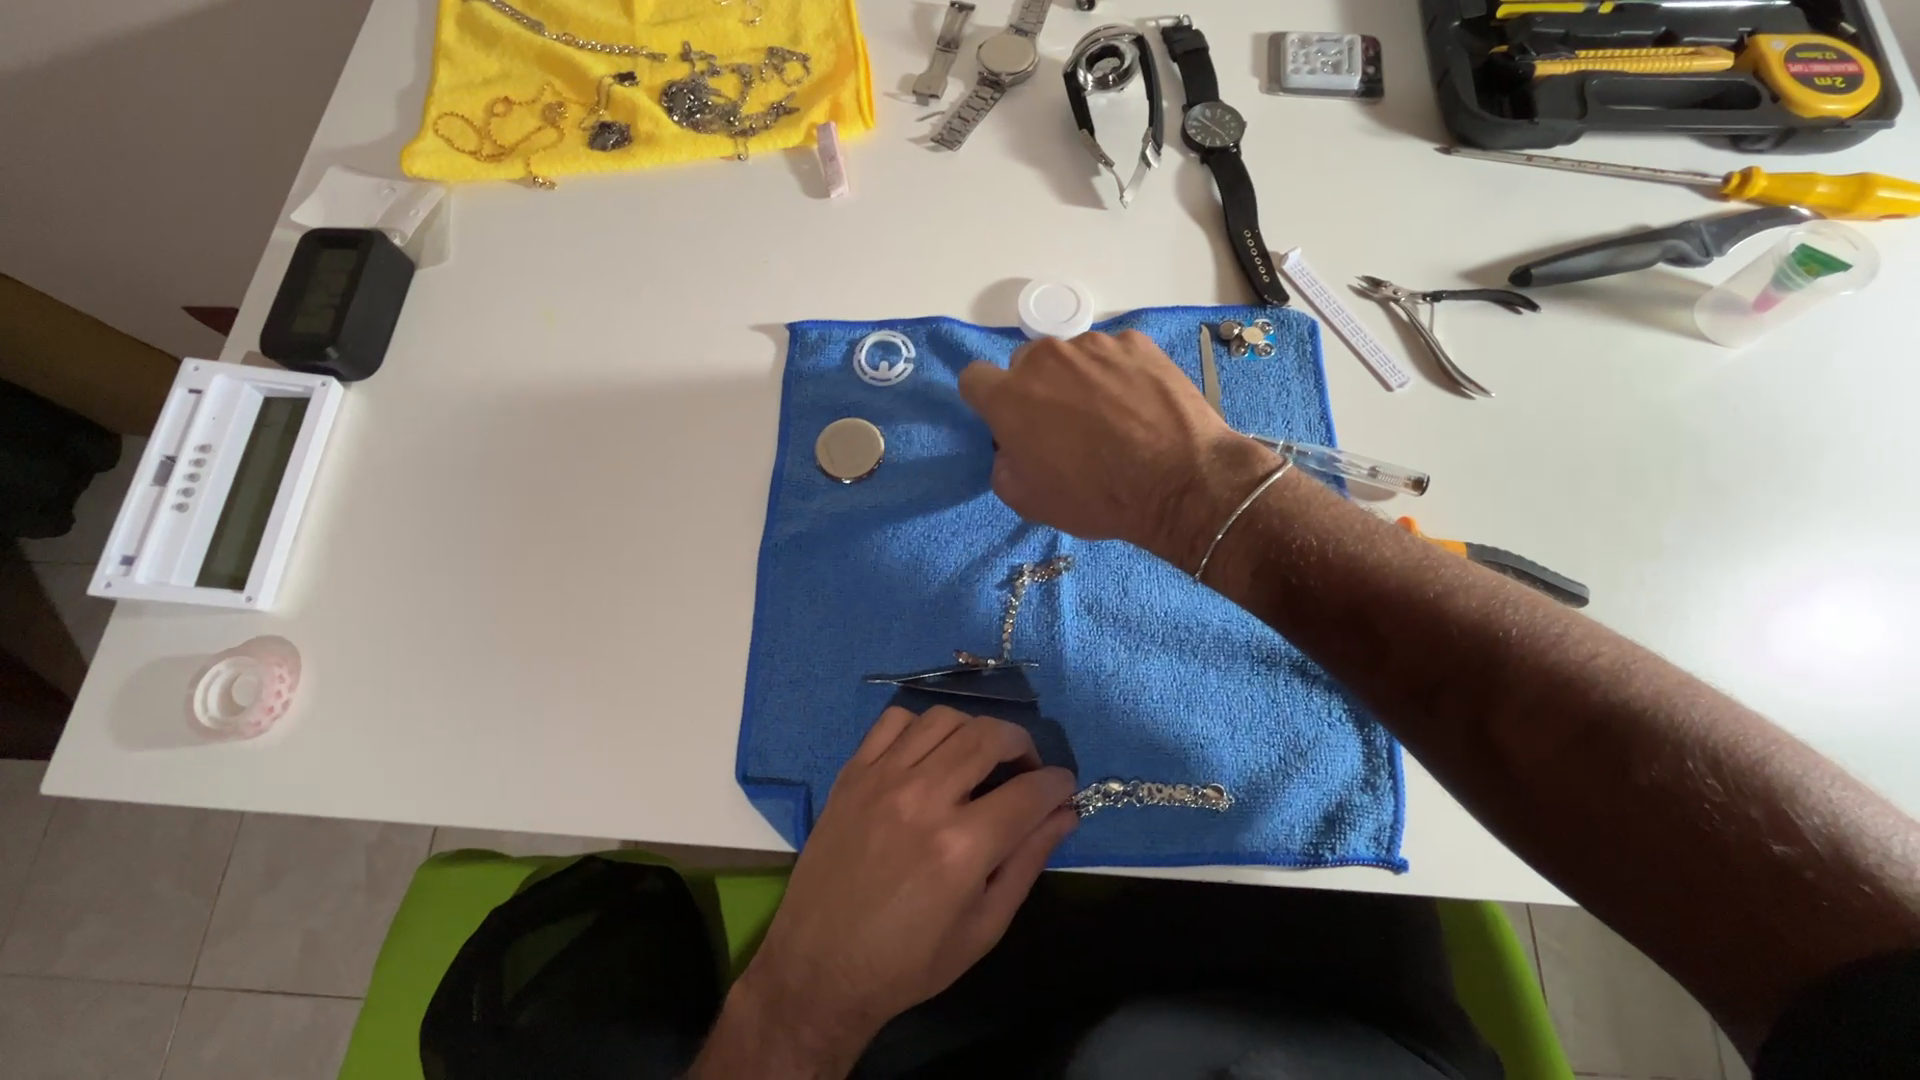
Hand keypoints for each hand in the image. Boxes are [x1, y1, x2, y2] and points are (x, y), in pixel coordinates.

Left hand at [721, 706, 1078, 1071]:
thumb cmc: (910, 961)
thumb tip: (1065, 813)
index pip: (1030, 790)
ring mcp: (882, 779)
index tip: (1064, 788)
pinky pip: (894, 721)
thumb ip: (1029, 861)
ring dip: (975, 731)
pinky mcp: (851, 774)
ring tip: (979, 759)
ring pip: (944, 719)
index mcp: (962, 846)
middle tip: (1027, 770)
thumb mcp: (985, 926)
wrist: (820, 968)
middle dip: (1023, 745)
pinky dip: (922, 726)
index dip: (1059, 784)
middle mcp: (924, 798)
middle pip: (990, 736)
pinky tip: (930, 753)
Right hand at [958, 331, 1276, 569]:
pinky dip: (1118, 375)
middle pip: (1025, 364)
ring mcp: (1093, 345)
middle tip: (1064, 426)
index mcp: (1009, 396)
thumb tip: (1011, 446)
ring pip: (1071, 357)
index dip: (988, 401)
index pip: (974, 379)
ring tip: (1110, 418)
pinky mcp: (1135, 343)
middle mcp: (1045, 358)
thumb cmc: (1096, 498)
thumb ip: (1003, 464)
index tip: (1008, 421)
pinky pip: (1113, 355)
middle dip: (1036, 389)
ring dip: (1079, 380)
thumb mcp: (1028, 500)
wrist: (1180, 482)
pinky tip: (1138, 406)